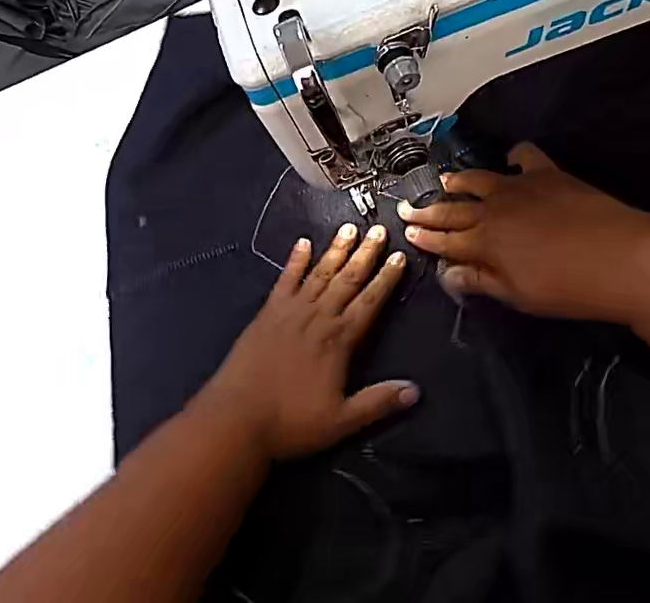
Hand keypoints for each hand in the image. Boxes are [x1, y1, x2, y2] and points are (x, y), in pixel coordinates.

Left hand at [191, 224, 415, 460]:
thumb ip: (378, 402)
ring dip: (337, 250)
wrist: (235, 420)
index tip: (399, 256)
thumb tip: (415, 391)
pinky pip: (285, 280)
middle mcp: (318, 317)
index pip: (370, 301)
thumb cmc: (290, 422)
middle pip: (348, 279)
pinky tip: (302, 243)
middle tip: (380, 229)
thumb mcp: (341, 421)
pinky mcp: (268, 313)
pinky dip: (295, 260)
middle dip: (366, 253)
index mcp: (339, 339)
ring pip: (320, 273)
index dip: (387, 278)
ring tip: (349, 228)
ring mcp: (291, 311)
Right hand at [397, 143, 649, 322]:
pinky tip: (512, 159)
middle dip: (429, 210)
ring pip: (480, 179)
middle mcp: (495, 208)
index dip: (425, 237)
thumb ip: (481, 280)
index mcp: (485, 241)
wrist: (621, 257)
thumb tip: (448, 273)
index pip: (446, 239)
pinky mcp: (548, 174)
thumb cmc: (568, 288)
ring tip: (444, 181)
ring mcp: (521, 187)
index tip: (408, 233)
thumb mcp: (519, 295)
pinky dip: (515, 157)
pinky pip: (525, 157)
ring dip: (459, 181)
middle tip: (408, 207)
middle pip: (455, 208)